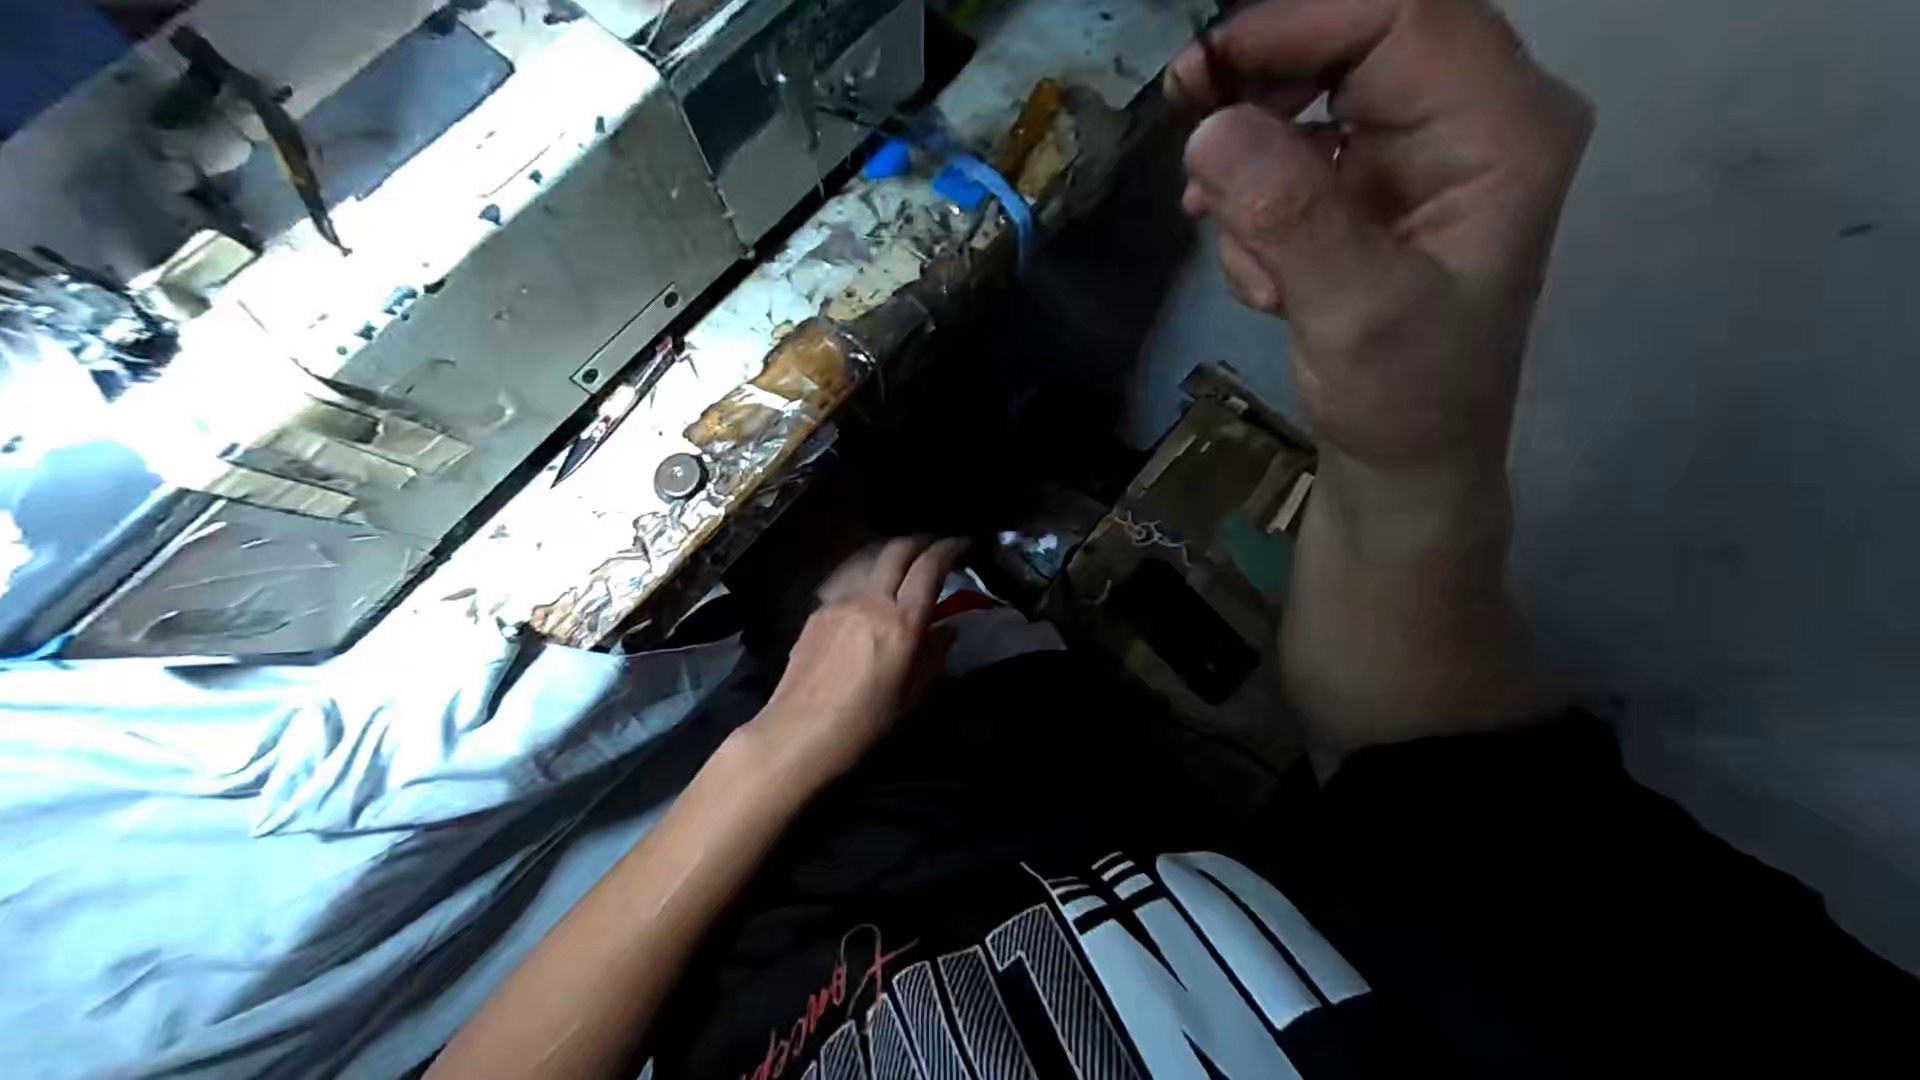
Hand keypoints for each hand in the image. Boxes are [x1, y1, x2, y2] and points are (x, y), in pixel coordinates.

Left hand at [741, 536, 965, 786]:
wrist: (801, 732)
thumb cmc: (868, 721)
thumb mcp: (915, 692)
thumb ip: (936, 653)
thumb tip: (949, 628)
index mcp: (902, 621)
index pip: (929, 567)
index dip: (949, 548)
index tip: (961, 543)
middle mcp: (871, 601)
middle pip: (897, 550)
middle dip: (920, 540)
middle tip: (933, 545)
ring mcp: (840, 603)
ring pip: (870, 566)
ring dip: (891, 562)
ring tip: (902, 574)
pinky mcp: (817, 614)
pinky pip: (849, 590)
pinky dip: (867, 589)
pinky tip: (867, 609)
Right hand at [1168, 0, 1590, 530]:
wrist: (1403, 458)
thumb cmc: (1403, 395)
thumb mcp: (1353, 310)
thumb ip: (1289, 217)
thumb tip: (1208, 130)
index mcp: (1498, 128)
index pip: (1398, 17)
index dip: (1293, 27)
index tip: (1200, 72)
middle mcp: (1463, 124)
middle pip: (1350, 49)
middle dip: (1260, 95)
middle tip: (1188, 137)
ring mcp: (1410, 163)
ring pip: (1309, 113)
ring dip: (1252, 179)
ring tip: (1249, 259)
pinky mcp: (1366, 201)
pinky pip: (1292, 170)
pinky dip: (1256, 218)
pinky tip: (1264, 279)